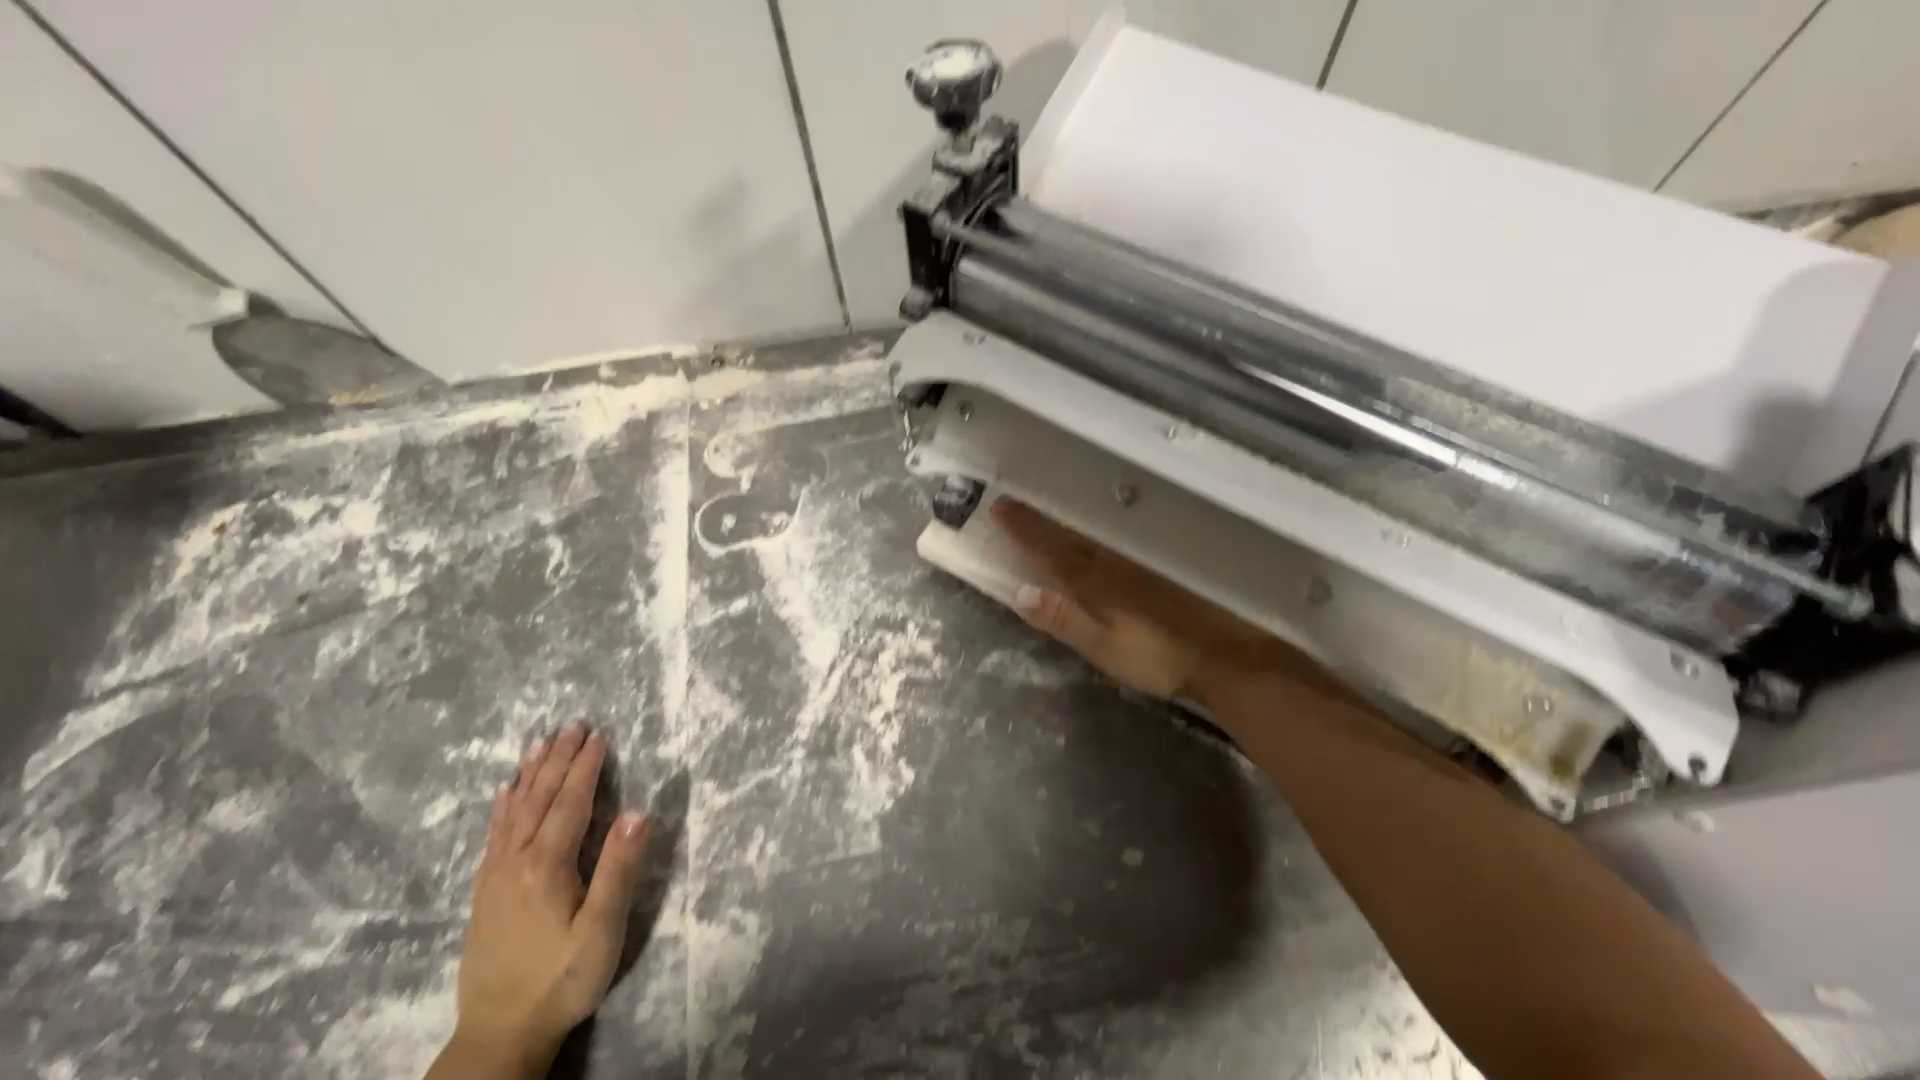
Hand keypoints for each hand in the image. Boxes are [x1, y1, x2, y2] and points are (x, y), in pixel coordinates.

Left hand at [432, 724, 651, 1078]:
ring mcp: (495, 877)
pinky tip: (504, 794)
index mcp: (547, 865)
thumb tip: (639, 812)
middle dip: (558, 760)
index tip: (598, 735)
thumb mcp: (602, 930)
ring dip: (529, 775)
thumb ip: (619, 869)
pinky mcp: (484, 894)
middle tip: (572, 725)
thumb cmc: (562, 980)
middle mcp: (516, 861)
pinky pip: (493, 835)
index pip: (571, 803)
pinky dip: (502, 808)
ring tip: (539, 744)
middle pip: (539, 799)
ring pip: (513, 811)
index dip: (586, 767)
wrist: (500, 1031)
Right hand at [992, 500, 1329, 703]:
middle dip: (1040, 519)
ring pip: (1097, 534)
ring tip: (1050, 507)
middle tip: (1016, 499)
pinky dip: (1103, 528)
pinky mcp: (1164, 565)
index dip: (1023, 530)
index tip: (999, 507)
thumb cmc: (1160, 658)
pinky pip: (1122, 538)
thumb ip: (1063, 619)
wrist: (1226, 655)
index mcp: (1095, 582)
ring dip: (1069, 520)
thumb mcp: (1104, 646)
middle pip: (1071, 536)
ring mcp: (1142, 561)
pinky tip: (1103, 524)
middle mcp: (1115, 562)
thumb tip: (1019, 592)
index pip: (1050, 551)